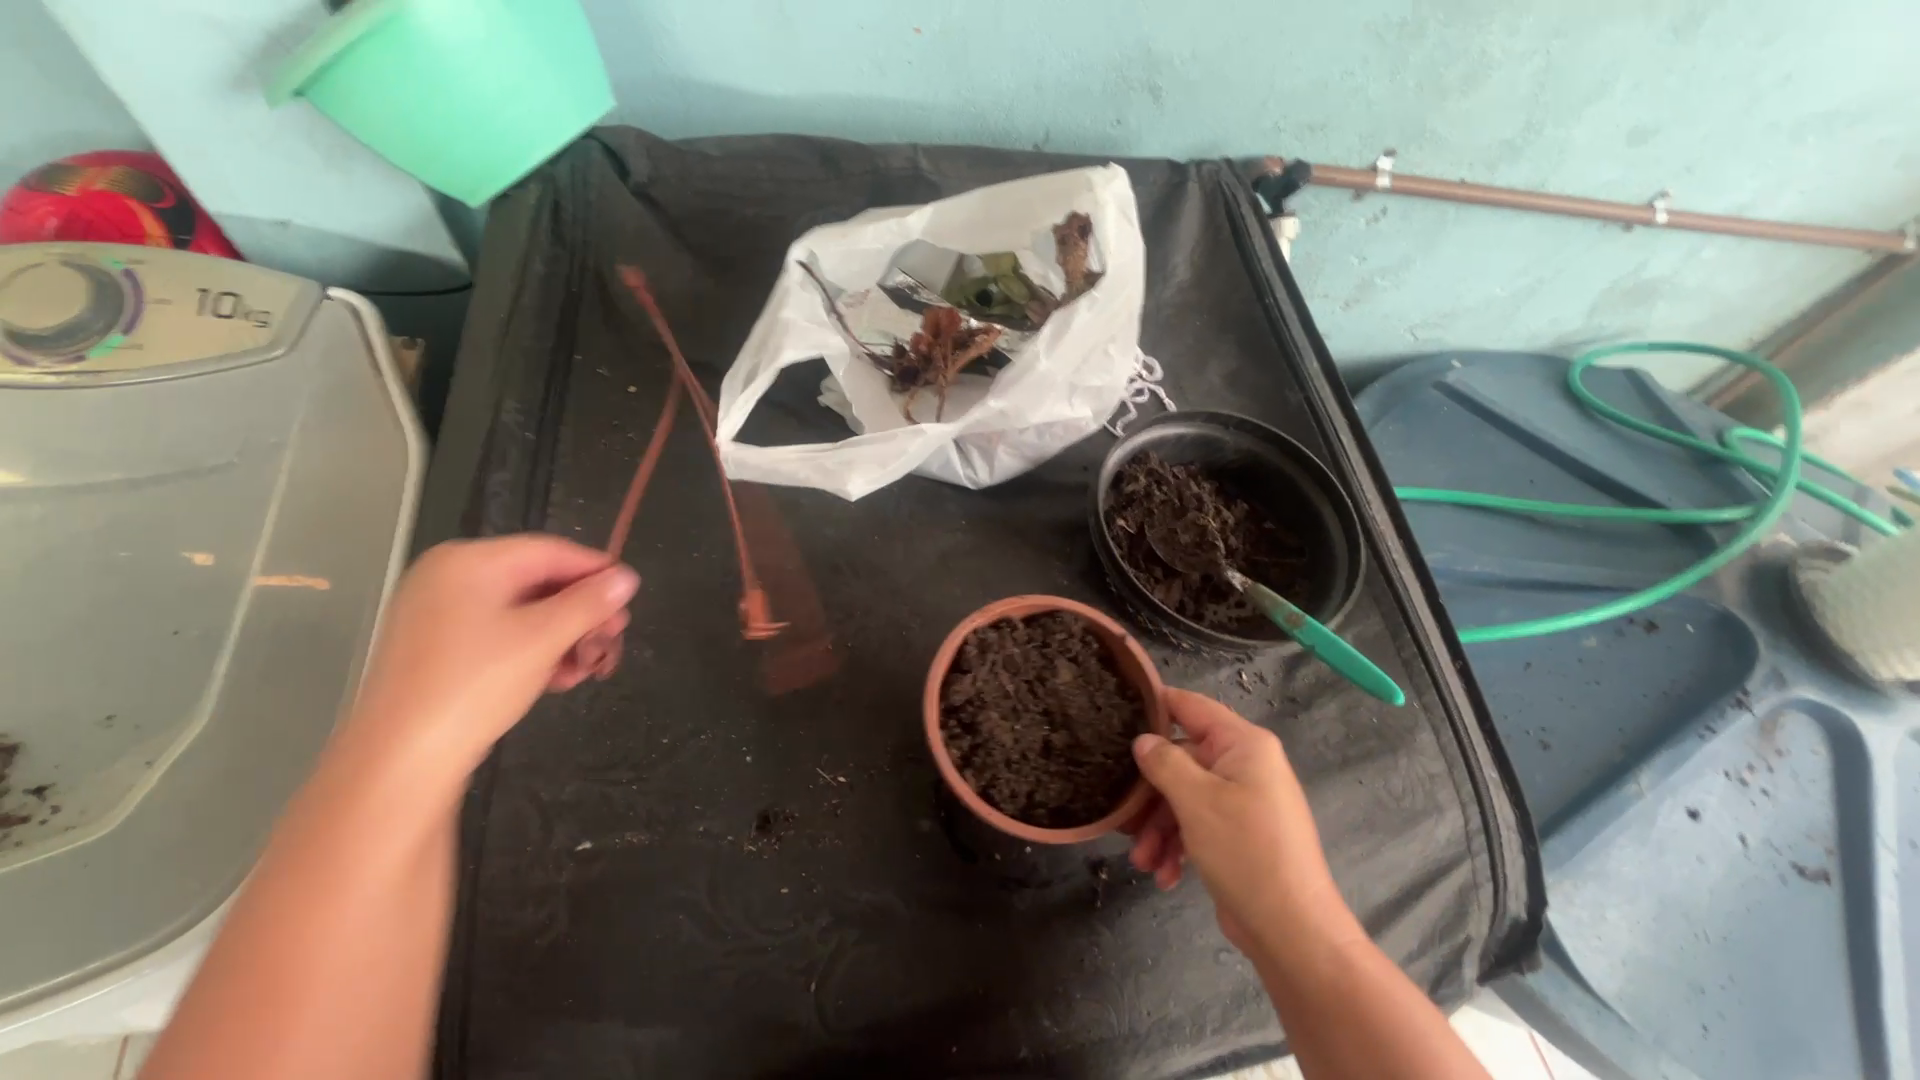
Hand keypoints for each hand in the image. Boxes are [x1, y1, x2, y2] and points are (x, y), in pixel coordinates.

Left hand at [343, 535, 638, 774]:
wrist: (402, 758)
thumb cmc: (475, 685)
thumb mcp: (543, 639)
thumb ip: (590, 603)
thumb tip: (627, 577)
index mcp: (470, 561)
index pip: (552, 551)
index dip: (597, 573)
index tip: (630, 600)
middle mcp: (450, 577)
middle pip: (539, 583)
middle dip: (582, 615)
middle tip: (611, 643)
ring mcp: (439, 613)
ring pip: (523, 613)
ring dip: (564, 638)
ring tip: (585, 670)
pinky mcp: (438, 648)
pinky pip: (500, 635)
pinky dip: (533, 652)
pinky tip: (556, 679)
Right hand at [1126, 689, 1356, 954]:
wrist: (1291, 929)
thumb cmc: (1245, 851)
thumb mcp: (1196, 801)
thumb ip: (1164, 762)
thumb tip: (1143, 740)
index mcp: (1244, 744)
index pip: (1191, 706)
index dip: (1154, 705)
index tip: (1114, 712)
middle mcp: (1245, 765)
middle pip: (1181, 759)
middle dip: (1151, 793)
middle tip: (1123, 817)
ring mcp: (1243, 801)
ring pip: (1184, 797)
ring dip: (1159, 828)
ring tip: (1143, 860)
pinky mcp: (1238, 835)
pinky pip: (1197, 825)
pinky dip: (1177, 846)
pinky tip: (1165, 875)